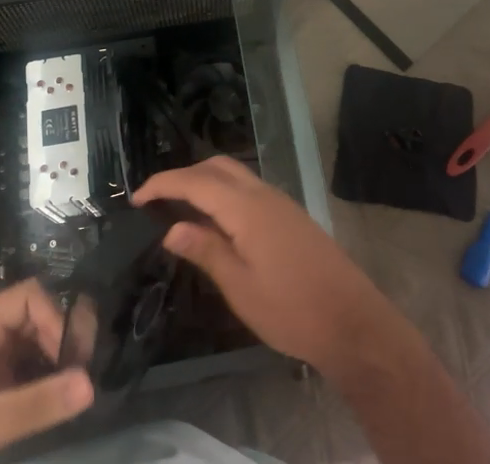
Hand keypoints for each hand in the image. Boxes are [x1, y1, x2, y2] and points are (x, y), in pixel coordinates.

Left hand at [0, 280, 93, 463]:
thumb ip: (36, 405)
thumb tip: (91, 383)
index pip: (29, 297)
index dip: (56, 318)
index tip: (73, 357)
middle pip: (34, 316)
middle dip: (62, 337)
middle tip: (83, 370)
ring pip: (32, 342)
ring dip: (56, 358)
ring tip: (77, 384)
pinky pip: (24, 369)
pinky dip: (45, 378)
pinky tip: (58, 398)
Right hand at [132, 156, 409, 380]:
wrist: (353, 322)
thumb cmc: (291, 310)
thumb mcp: (240, 286)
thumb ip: (206, 250)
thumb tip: (172, 227)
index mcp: (247, 208)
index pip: (196, 181)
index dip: (163, 184)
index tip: (136, 198)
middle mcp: (265, 195)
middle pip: (218, 167)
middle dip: (184, 175)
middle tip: (157, 201)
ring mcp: (283, 204)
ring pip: (236, 176)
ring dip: (206, 182)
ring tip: (180, 210)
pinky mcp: (293, 217)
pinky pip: (251, 190)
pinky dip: (226, 194)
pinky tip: (217, 222)